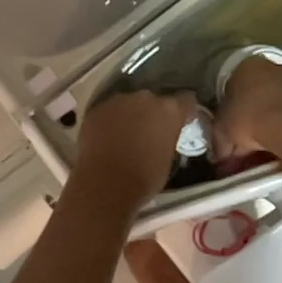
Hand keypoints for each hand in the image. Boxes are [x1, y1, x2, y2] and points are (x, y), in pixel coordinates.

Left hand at [72, 89, 196, 202]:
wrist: (105, 184)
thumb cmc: (144, 178)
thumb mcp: (167, 159)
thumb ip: (167, 138)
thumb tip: (162, 137)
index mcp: (169, 110)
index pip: (185, 100)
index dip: (184, 111)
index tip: (182, 120)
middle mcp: (145, 98)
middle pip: (154, 100)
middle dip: (153, 112)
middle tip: (150, 131)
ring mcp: (118, 101)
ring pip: (129, 103)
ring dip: (130, 114)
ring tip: (125, 134)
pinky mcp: (96, 109)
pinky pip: (108, 111)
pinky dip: (110, 121)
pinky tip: (107, 137)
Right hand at [215, 56, 281, 158]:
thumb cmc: (247, 119)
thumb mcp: (221, 130)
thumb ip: (217, 138)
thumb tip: (217, 154)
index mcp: (244, 66)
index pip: (229, 86)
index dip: (226, 108)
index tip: (226, 126)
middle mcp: (268, 66)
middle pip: (252, 93)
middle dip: (246, 113)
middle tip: (241, 136)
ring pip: (270, 103)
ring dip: (264, 119)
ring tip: (258, 143)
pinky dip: (279, 124)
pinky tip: (273, 141)